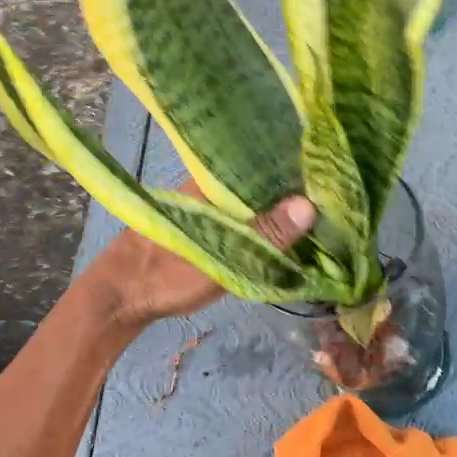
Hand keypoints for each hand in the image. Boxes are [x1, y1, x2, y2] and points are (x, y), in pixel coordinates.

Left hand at [84, 185, 317, 323]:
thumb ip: (266, 232)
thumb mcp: (224, 255)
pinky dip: (267, 225)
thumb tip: (311, 205)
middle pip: (263, 181)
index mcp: (214, 182)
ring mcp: (208, 209)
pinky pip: (245, 219)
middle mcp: (212, 188)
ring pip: (254, 202)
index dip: (297, 166)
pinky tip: (289, 234)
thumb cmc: (168, 273)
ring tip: (322, 216)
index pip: (264, 160)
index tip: (330, 174)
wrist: (121, 296)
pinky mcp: (207, 230)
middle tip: (336, 199)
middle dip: (295, 190)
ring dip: (282, 210)